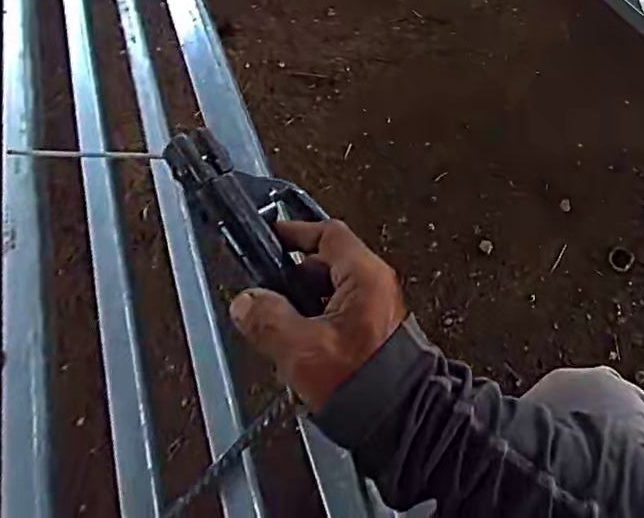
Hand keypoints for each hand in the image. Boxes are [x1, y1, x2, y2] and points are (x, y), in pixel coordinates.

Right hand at [230, 220, 406, 410]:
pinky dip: (313, 322)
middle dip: (291, 280)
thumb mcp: (303, 349)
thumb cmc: (362, 379)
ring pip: (326, 291)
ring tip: (282, 334)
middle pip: (324, 264)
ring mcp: (374, 303)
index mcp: (365, 275)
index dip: (297, 232)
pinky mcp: (370, 325)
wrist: (396, 412)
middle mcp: (374, 282)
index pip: (329, 234)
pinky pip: (334, 311)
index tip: (272, 235)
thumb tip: (247, 302)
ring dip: (300, 306)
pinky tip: (299, 350)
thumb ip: (269, 320)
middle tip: (265, 298)